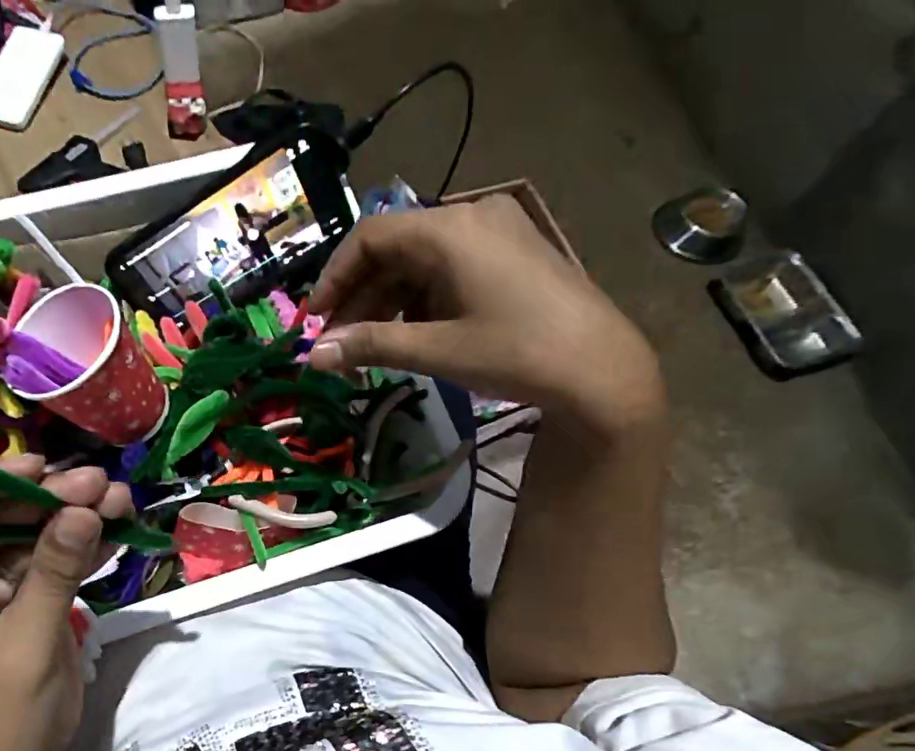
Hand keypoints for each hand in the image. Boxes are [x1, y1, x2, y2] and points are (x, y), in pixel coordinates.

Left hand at [0, 458, 131, 750]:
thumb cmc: (0, 723)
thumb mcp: (25, 646)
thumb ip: (53, 574)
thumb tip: (83, 509)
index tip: (31, 468)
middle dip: (42, 501)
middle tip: (96, 481)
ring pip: (24, 538)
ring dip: (71, 518)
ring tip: (117, 498)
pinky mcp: (20, 602)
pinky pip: (48, 563)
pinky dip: (81, 548)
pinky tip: (115, 527)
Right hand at [308, 196, 665, 437]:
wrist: (601, 369)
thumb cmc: (516, 353)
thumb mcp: (438, 350)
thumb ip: (371, 346)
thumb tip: (313, 354)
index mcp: (450, 229)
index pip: (371, 237)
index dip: (335, 278)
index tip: (316, 320)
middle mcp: (472, 217)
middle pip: (397, 250)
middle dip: (363, 298)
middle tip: (341, 345)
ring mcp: (497, 233)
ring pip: (424, 263)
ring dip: (392, 304)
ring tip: (374, 349)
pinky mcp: (514, 255)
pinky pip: (452, 270)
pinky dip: (425, 301)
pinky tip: (417, 336)